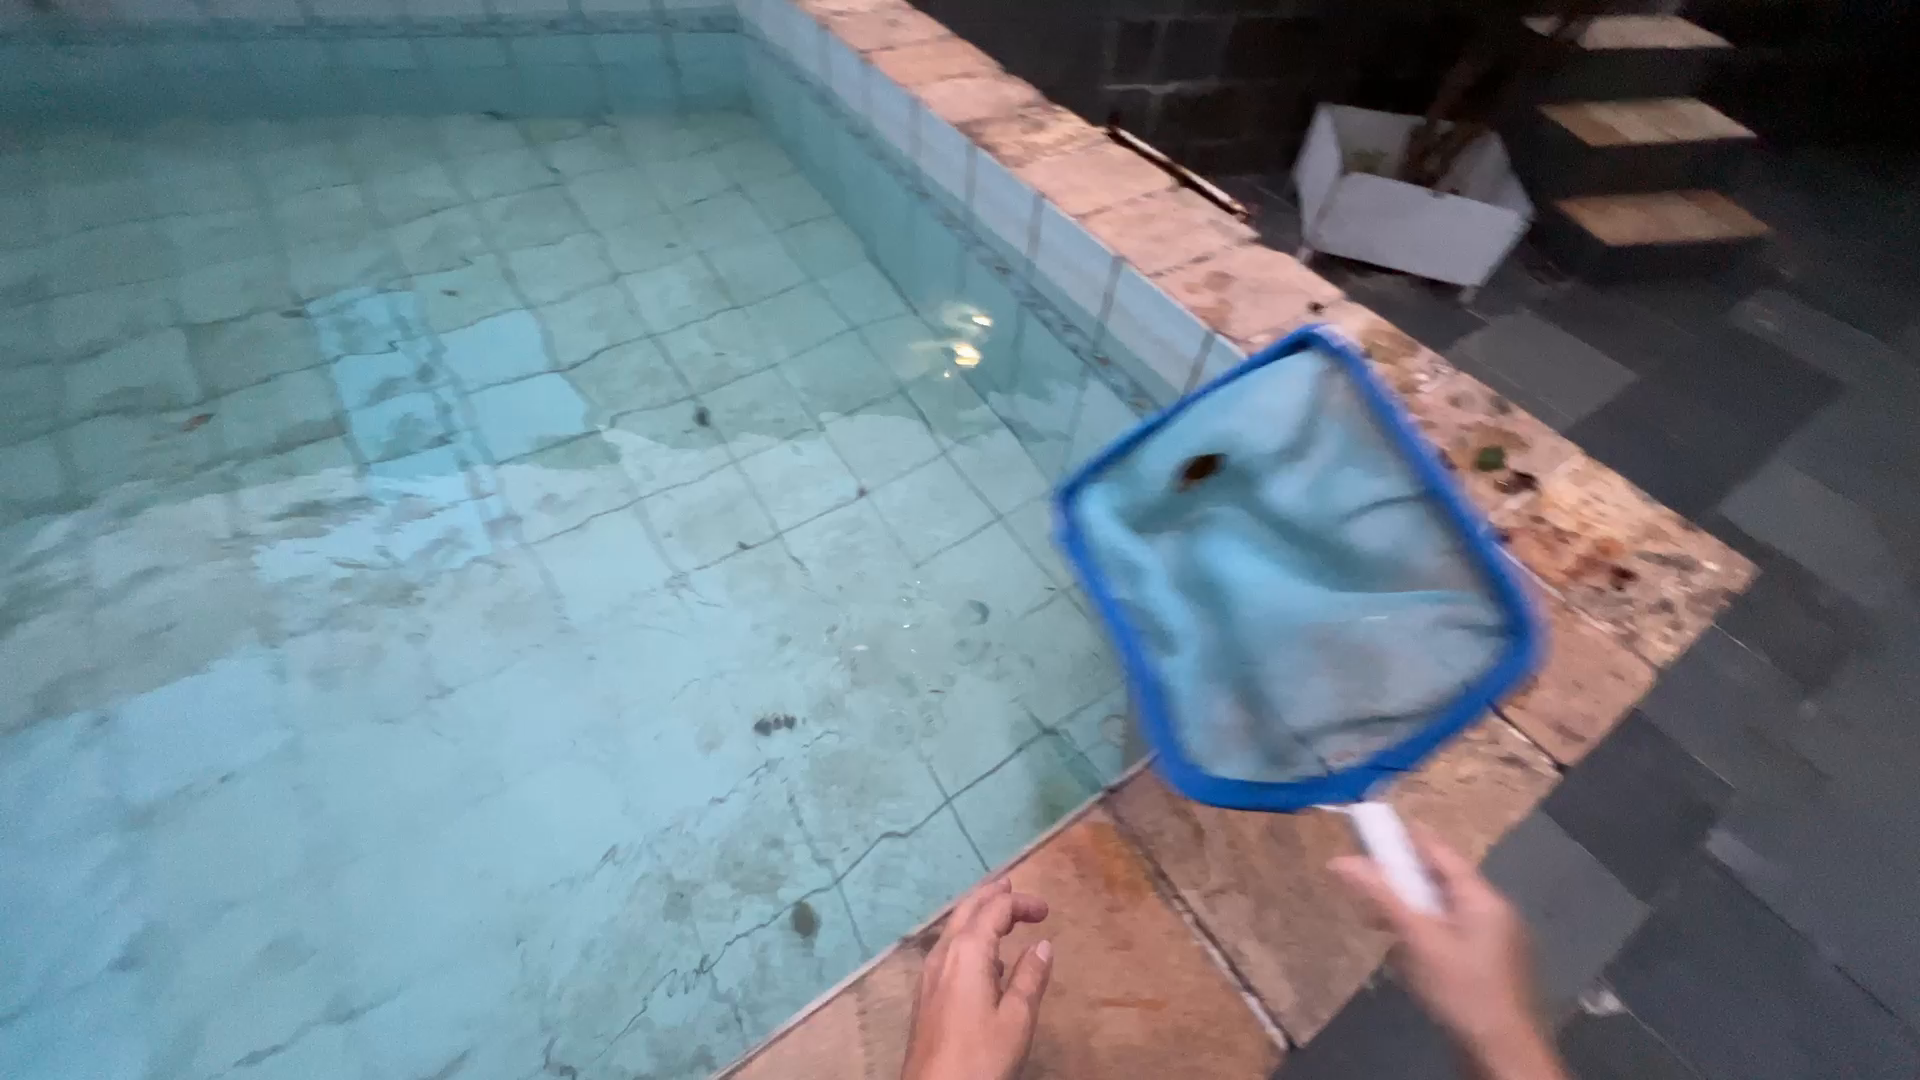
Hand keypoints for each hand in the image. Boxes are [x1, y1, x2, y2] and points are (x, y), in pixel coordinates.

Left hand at [901, 878, 1052, 1079]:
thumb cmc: (979, 1058)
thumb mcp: (1016, 1020)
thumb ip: (1030, 978)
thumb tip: (1042, 945)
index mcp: (967, 951)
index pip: (995, 909)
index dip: (1021, 903)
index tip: (1046, 910)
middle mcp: (944, 952)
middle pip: (968, 908)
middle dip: (991, 894)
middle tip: (1011, 886)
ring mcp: (930, 973)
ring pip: (955, 927)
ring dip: (978, 914)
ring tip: (999, 914)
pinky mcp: (926, 994)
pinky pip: (949, 948)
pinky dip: (968, 936)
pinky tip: (983, 959)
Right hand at [1329, 829, 1566, 1079]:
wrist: (1504, 1057)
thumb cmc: (1462, 989)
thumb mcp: (1417, 938)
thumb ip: (1380, 895)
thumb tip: (1339, 859)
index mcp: (1482, 898)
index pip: (1437, 849)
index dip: (1402, 836)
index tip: (1367, 830)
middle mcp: (1491, 911)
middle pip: (1435, 877)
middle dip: (1397, 879)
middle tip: (1363, 886)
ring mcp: (1491, 938)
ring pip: (1438, 905)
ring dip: (1405, 907)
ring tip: (1376, 922)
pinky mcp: (1484, 962)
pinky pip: (1446, 929)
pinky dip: (1420, 930)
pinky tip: (1403, 951)